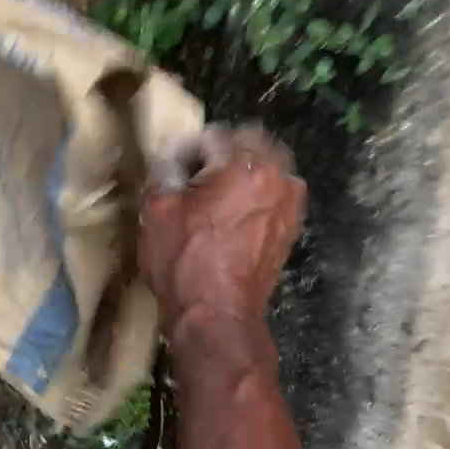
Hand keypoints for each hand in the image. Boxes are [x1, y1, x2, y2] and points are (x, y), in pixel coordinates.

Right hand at [139, 126, 306, 337]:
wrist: (215, 312)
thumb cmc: (181, 260)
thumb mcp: (157, 210)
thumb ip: (165, 170)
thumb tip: (173, 156)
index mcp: (243, 164)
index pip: (212, 136)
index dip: (185, 150)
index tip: (167, 171)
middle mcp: (277, 174)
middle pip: (247, 144)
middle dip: (217, 156)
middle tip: (189, 181)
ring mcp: (291, 201)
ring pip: (264, 167)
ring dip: (238, 173)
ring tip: (210, 199)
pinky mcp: (292, 225)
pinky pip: (272, 194)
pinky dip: (252, 196)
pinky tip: (229, 218)